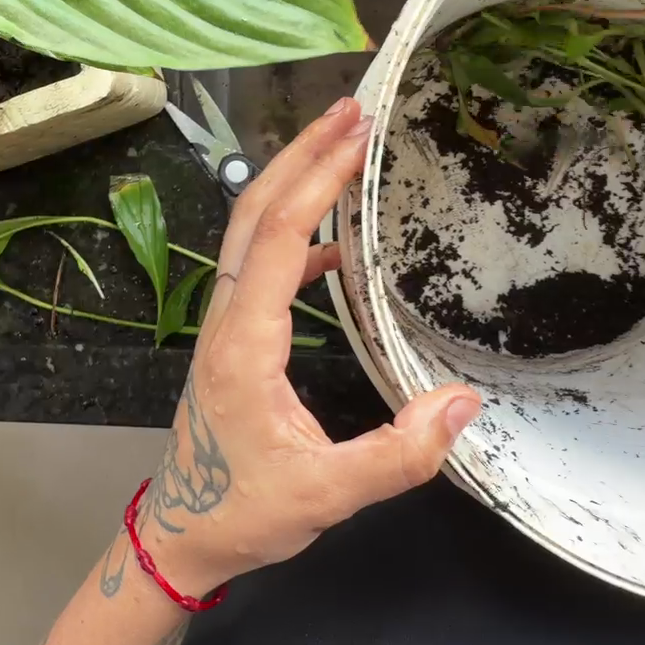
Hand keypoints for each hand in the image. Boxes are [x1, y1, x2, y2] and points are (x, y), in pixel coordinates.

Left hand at [119, 99, 480, 598]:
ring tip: (342, 148)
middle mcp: (226, 319)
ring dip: (293, 183)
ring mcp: (223, 324)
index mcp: (244, 344)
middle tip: (349, 109)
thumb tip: (463, 402)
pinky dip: (297, 237)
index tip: (358, 134)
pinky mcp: (232, 336)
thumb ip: (397, 455)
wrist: (182, 535)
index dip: (319, 180)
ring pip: (250, 232)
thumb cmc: (243, 514)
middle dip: (300, 154)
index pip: (282, 238)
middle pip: (254, 212)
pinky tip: (336, 243)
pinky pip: (261, 267)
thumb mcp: (326, 496)